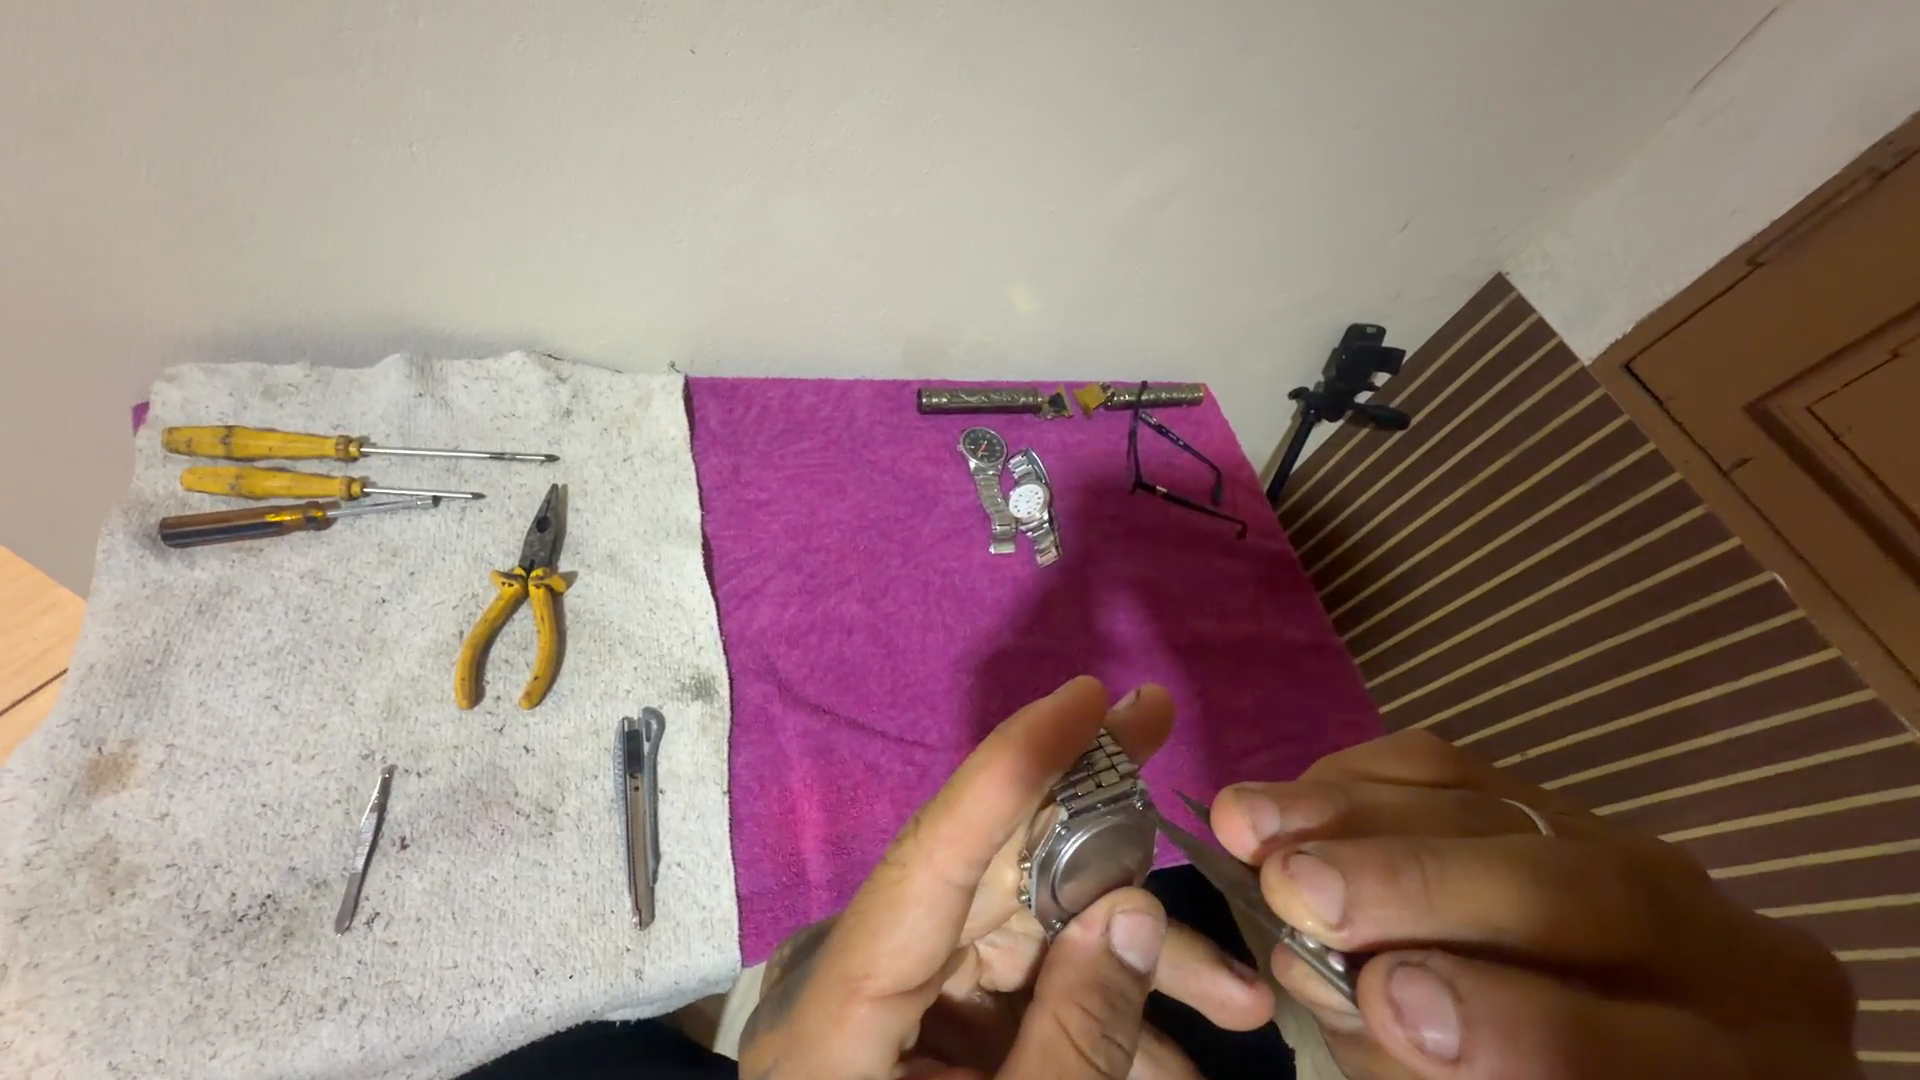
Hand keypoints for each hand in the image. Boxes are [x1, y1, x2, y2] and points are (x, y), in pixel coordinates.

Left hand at [738, 676, 1274, 1079]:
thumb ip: (1070, 1038)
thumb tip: (1127, 916)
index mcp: (851, 998)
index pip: (939, 847)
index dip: (1016, 761)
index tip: (1087, 696)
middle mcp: (880, 977)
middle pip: (997, 871)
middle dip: (1099, 823)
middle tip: (1163, 735)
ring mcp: (913, 1007)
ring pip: (1031, 937)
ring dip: (1133, 960)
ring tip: (1244, 1001)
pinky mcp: (943, 1037)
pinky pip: (1032, 997)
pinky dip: (1106, 1019)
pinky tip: (1181, 1066)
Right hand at [1207, 729, 1858, 1078]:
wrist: (1561, 1007)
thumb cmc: (1516, 1078)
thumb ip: (1422, 1062)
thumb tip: (1334, 976)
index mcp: (1735, 1071)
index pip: (1640, 1049)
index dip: (1509, 1020)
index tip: (1383, 996)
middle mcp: (1706, 945)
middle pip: (1575, 889)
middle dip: (1412, 880)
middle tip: (1292, 887)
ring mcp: (1618, 847)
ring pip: (1495, 805)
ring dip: (1351, 810)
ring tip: (1247, 823)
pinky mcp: (1530, 792)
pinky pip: (1445, 764)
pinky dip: (1354, 777)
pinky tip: (1287, 798)